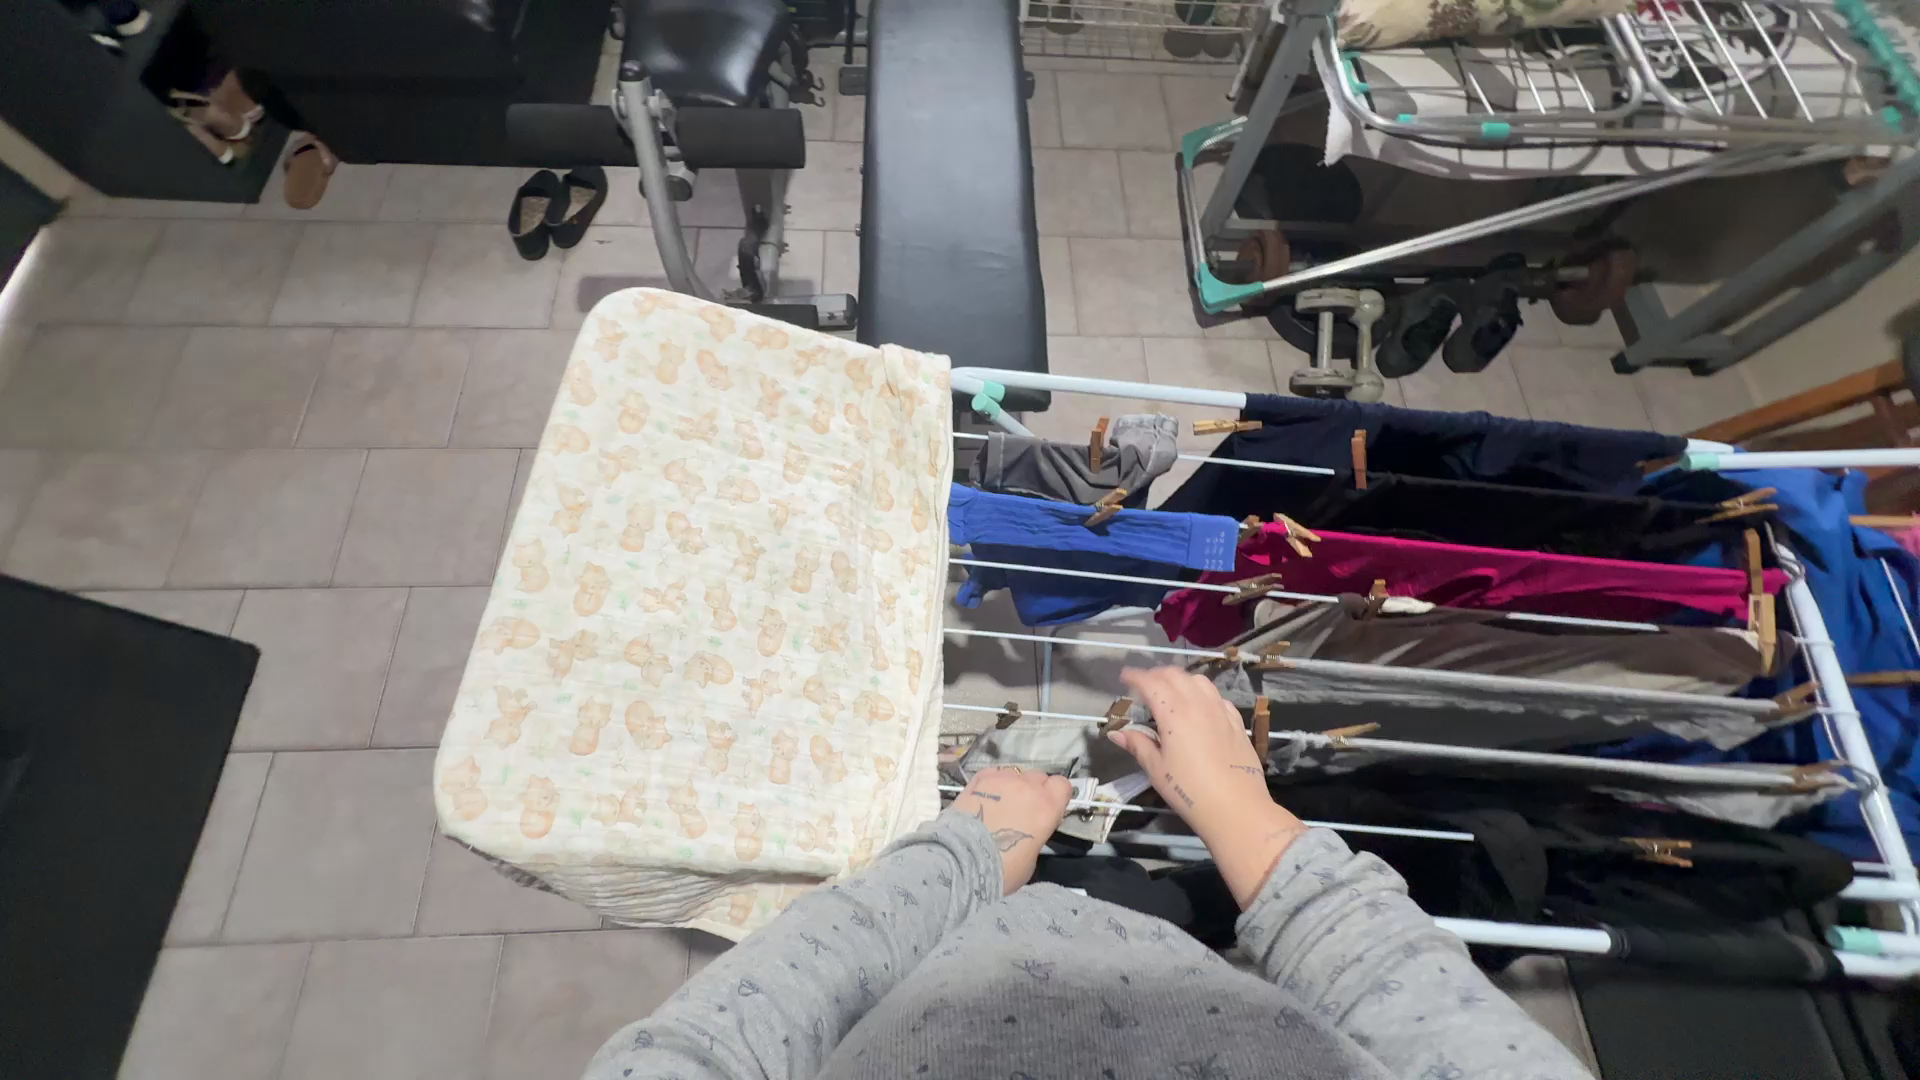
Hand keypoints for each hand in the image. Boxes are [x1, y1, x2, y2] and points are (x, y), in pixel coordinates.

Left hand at [951, 766, 1071, 893]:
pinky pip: (994, 772)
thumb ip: (1036, 832)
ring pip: (1016, 772)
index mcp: (1047, 807)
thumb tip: (1030, 826)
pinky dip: (993, 781)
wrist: (964, 861)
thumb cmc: (1003, 869)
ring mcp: (1002, 779)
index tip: (1049, 807)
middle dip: (1034, 790)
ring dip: (1013, 785)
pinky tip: (986, 796)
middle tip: (1023, 809)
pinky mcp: (979, 778)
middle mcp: (1027, 787)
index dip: (1056, 795)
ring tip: (1001, 803)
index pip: (1062, 785)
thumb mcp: (1032, 855)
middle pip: (1039, 777)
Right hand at [1107, 667, 1307, 907]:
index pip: (1151, 683)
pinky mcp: (1236, 722)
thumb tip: (1117, 733)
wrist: (1237, 809)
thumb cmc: (1189, 791)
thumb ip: (1138, 745)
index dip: (1135, 676)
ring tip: (1170, 689)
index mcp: (1174, 713)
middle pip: (1175, 675)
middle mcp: (1198, 704)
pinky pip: (1217, 696)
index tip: (1124, 677)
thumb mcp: (1156, 769)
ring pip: (1198, 680)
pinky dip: (1202, 692)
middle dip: (1156, 674)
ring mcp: (1220, 711)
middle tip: (1143, 683)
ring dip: (1180, 678)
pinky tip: (1199, 705)